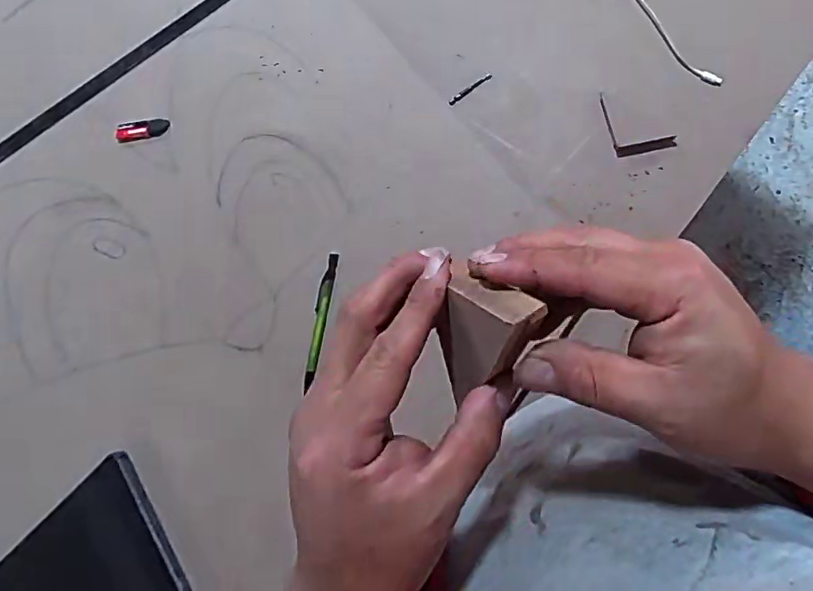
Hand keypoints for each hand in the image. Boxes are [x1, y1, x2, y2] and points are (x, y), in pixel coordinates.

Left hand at [288, 248, 510, 590]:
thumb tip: (499, 383)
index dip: (416, 307)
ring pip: (345, 332)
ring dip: (383, 294)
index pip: (385, 354)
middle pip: (352, 325)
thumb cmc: (387, 551)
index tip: (441, 268)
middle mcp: (317, 408)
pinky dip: (377, 319)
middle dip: (390, 281)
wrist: (337, 588)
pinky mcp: (319, 407)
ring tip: (421, 270)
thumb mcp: (437, 505)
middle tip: (430, 255)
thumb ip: (471, 443)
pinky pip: (347, 349)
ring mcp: (312, 405)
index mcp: (341, 434)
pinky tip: (402, 308)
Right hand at [470, 228, 808, 473]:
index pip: (584, 264)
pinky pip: (604, 257)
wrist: (789, 408)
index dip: (528, 264)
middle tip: (478, 262)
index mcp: (668, 281)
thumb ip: (587, 377)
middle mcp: (665, 254)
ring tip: (498, 268)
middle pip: (583, 242)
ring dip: (543, 254)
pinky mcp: (662, 268)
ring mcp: (666, 256)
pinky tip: (540, 280)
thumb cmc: (729, 412)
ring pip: (591, 243)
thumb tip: (521, 365)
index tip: (482, 264)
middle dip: (528, 250)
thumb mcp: (656, 405)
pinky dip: (566, 266)